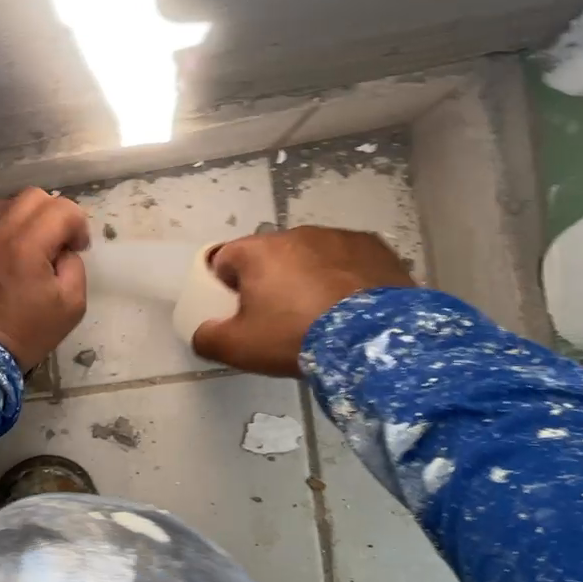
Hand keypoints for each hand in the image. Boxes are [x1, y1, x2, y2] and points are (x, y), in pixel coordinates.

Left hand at [0, 187, 90, 371]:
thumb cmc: (25, 334)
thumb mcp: (71, 304)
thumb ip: (74, 265)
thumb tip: (61, 249)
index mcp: (25, 244)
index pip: (61, 208)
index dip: (77, 225)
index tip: (76, 248)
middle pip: (30, 197)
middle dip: (50, 215)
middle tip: (52, 244)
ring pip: (0, 208)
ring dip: (18, 222)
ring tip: (21, 252)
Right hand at [191, 226, 413, 376]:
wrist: (375, 341)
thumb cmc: (295, 336)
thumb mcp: (237, 347)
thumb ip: (207, 337)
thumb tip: (204, 331)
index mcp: (258, 250)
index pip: (224, 259)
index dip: (224, 286)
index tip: (237, 312)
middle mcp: (298, 233)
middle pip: (268, 257)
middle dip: (268, 281)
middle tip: (276, 318)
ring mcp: (341, 237)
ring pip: (309, 257)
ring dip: (307, 278)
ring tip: (318, 314)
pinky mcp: (378, 249)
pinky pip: (346, 262)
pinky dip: (342, 279)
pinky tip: (347, 308)